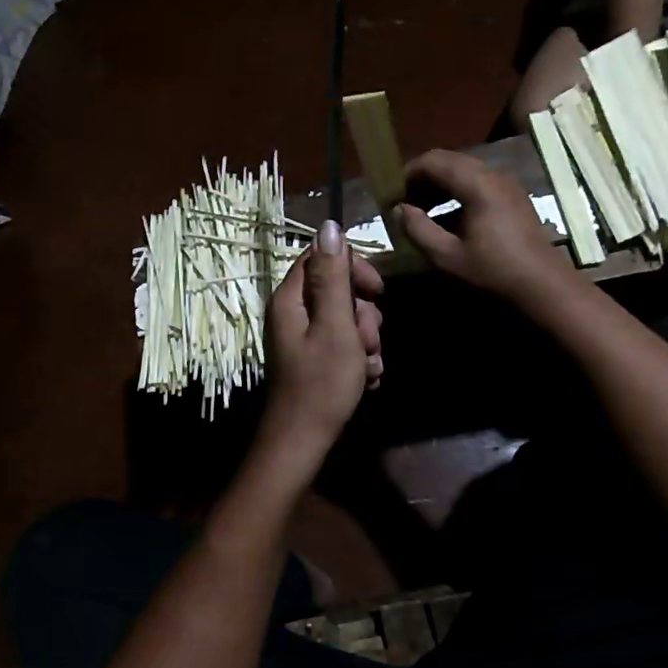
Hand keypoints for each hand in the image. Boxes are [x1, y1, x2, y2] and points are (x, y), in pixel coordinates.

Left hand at [264, 220, 384, 443]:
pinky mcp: (314, 358)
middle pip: (338, 289)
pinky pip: (344, 343)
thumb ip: (333, 278)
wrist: (304, 441)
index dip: (354, 268)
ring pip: (347, 318)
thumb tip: (329, 226)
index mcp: (291, 299)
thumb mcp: (335, 327)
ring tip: (368, 366)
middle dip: (364, 313)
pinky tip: (366, 378)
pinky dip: (359, 358)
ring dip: (366, 340)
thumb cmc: (321, 384)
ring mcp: (303, 337)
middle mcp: (293, 313)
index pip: (322, 257)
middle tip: (368, 340)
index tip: (376, 292)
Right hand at [394, 150, 576, 304]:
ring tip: (422, 212)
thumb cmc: (493, 272)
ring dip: (440, 186)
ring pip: (464, 171)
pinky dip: (458, 193)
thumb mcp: (447, 256)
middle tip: (404, 203)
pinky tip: (448, 219)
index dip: (408, 173)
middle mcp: (494, 174)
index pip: (434, 160)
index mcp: (477, 183)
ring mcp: (507, 184)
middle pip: (450, 161)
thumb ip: (418, 229)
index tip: (392, 195)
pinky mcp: (514, 197)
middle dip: (422, 179)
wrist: (544, 286)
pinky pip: (479, 183)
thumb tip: (398, 210)